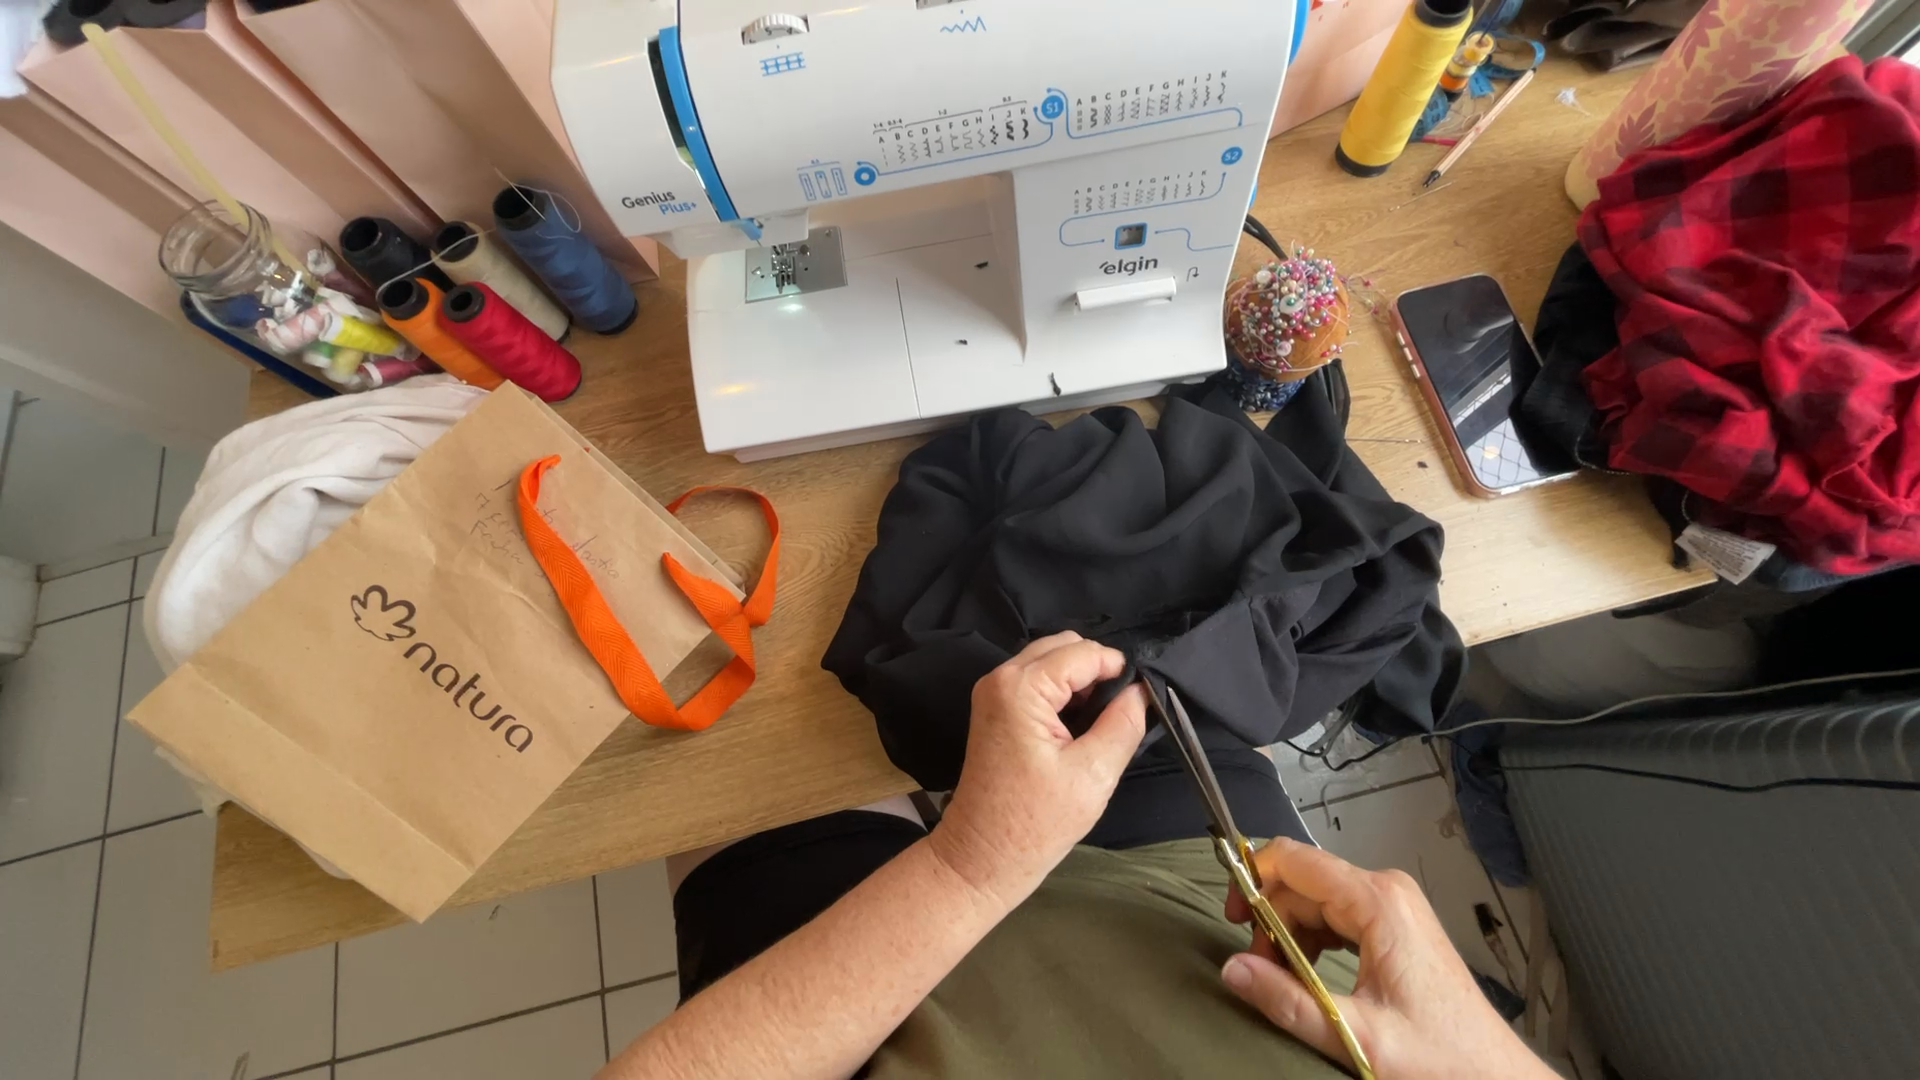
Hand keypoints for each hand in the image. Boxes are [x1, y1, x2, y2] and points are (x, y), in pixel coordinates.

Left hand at [928, 632, 1146, 906]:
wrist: (982, 856)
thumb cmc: (1035, 822)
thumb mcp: (1093, 774)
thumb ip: (1123, 724)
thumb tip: (1142, 690)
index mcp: (1020, 687)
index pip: (1082, 652)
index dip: (1116, 669)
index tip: (1138, 700)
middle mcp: (1000, 677)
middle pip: (1063, 646)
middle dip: (1096, 670)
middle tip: (1118, 712)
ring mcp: (993, 691)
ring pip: (1049, 660)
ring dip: (1079, 680)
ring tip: (1098, 723)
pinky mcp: (994, 707)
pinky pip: (1036, 680)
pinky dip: (1061, 691)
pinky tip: (1076, 726)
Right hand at [1220, 839, 1555, 1079]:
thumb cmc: (1444, 1063)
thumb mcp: (1360, 1038)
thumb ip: (1289, 1002)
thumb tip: (1231, 970)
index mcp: (1377, 901)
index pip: (1293, 859)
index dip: (1253, 878)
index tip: (1232, 917)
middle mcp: (1383, 889)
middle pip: (1301, 880)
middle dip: (1270, 918)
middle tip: (1258, 968)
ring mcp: (1391, 903)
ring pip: (1314, 897)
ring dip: (1287, 931)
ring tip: (1280, 976)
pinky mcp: (1393, 922)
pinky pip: (1334, 912)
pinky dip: (1310, 937)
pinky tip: (1305, 972)